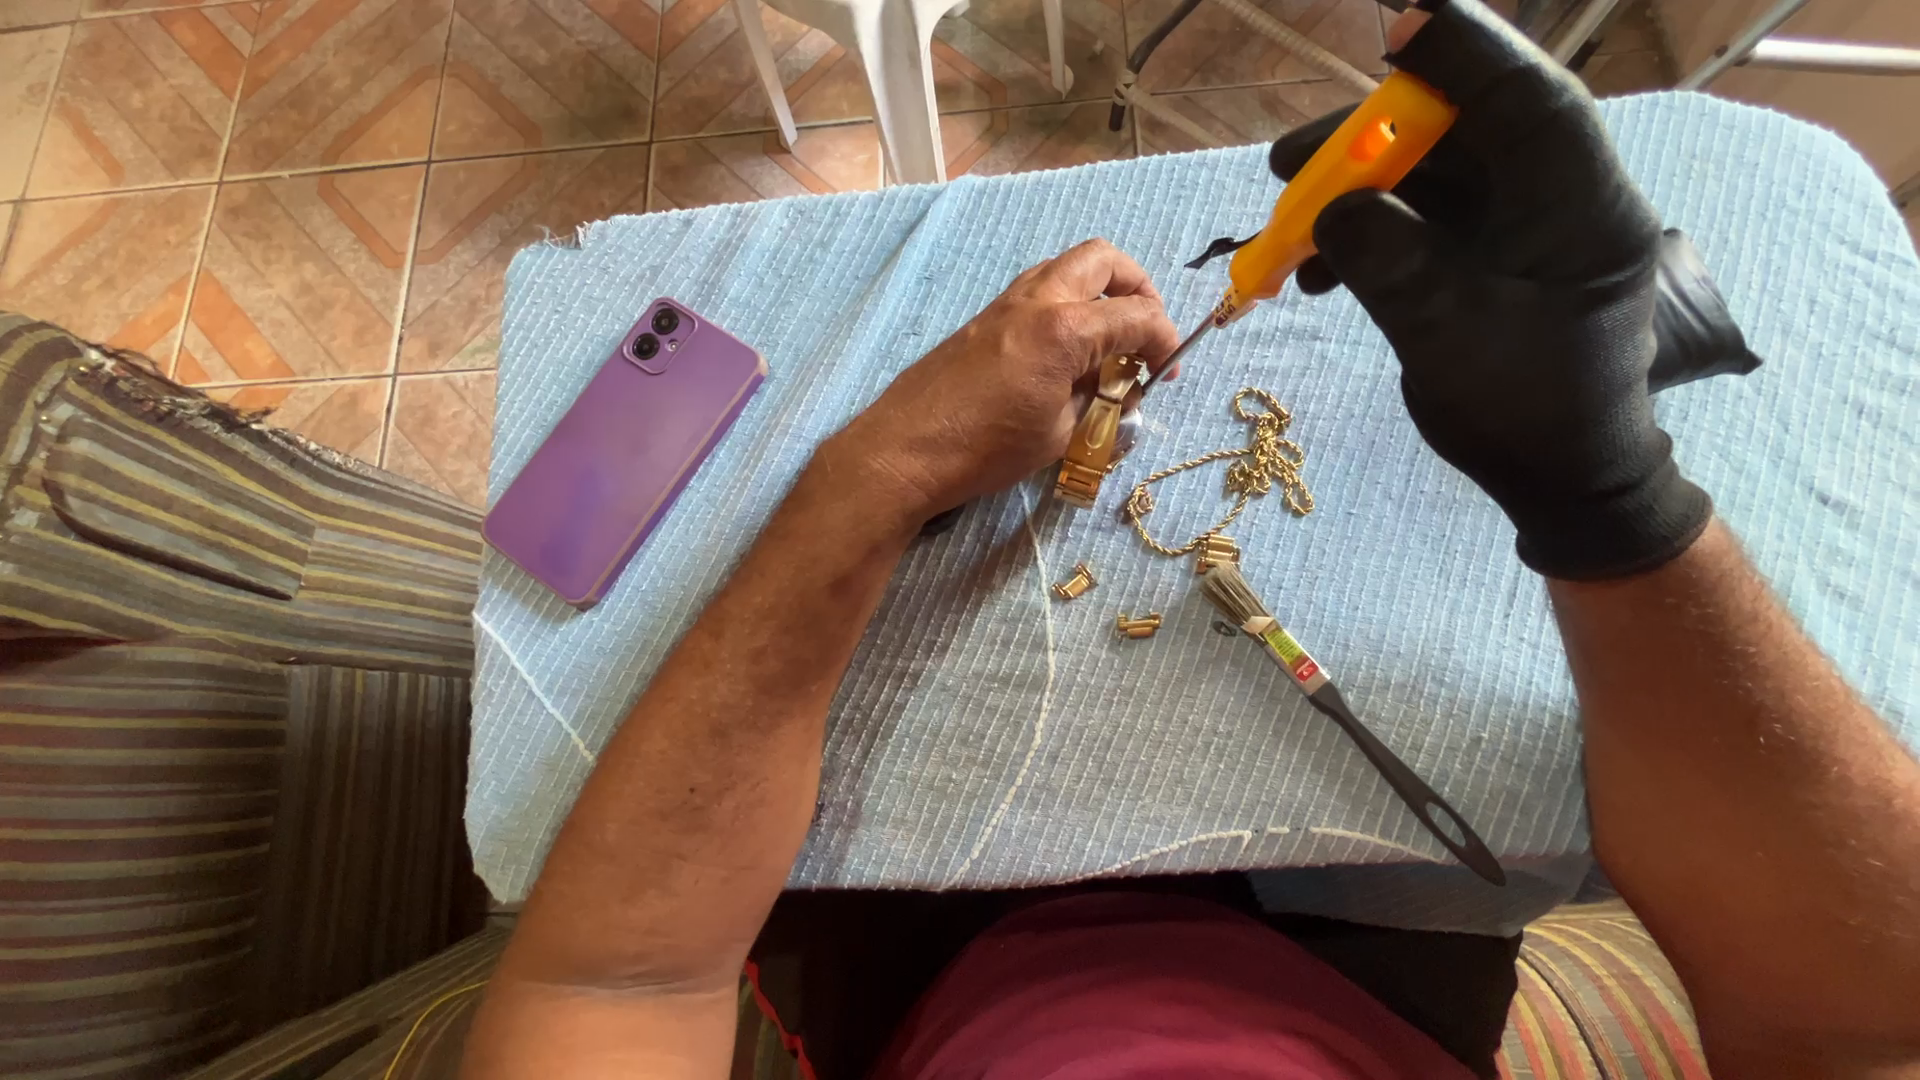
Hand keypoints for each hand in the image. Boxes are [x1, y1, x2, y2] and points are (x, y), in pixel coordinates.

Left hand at [828, 238, 1180, 520]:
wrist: (906, 449)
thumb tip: (1116, 388)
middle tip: (1143, 331)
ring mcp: (1005, 303)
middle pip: (1104, 259)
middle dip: (1137, 288)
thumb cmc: (986, 450)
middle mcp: (1038, 299)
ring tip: (1105, 339)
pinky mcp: (984, 319)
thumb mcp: (1058, 435)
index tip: (1168, 371)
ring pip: (1065, 267)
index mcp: (1065, 328)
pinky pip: (1036, 290)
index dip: (1166, 341)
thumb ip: (1097, 402)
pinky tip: (1063, 351)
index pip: (1138, 315)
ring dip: (1097, 291)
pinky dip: (1065, 304)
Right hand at [1271, 0, 1708, 580]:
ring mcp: (1511, 232)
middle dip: (1365, 145)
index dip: (1460, 56)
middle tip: (1285, 165)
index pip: (1522, 101)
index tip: (1395, 29)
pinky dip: (1359, 241)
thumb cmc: (1521, 409)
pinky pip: (1412, 228)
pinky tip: (1316, 272)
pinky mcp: (1478, 262)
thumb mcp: (1448, 338)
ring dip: (1349, 200)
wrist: (1551, 470)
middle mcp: (1547, 201)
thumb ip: (1392, 265)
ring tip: (1285, 233)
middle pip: (1455, 136)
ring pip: (1423, 183)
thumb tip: (1331, 210)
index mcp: (1575, 204)